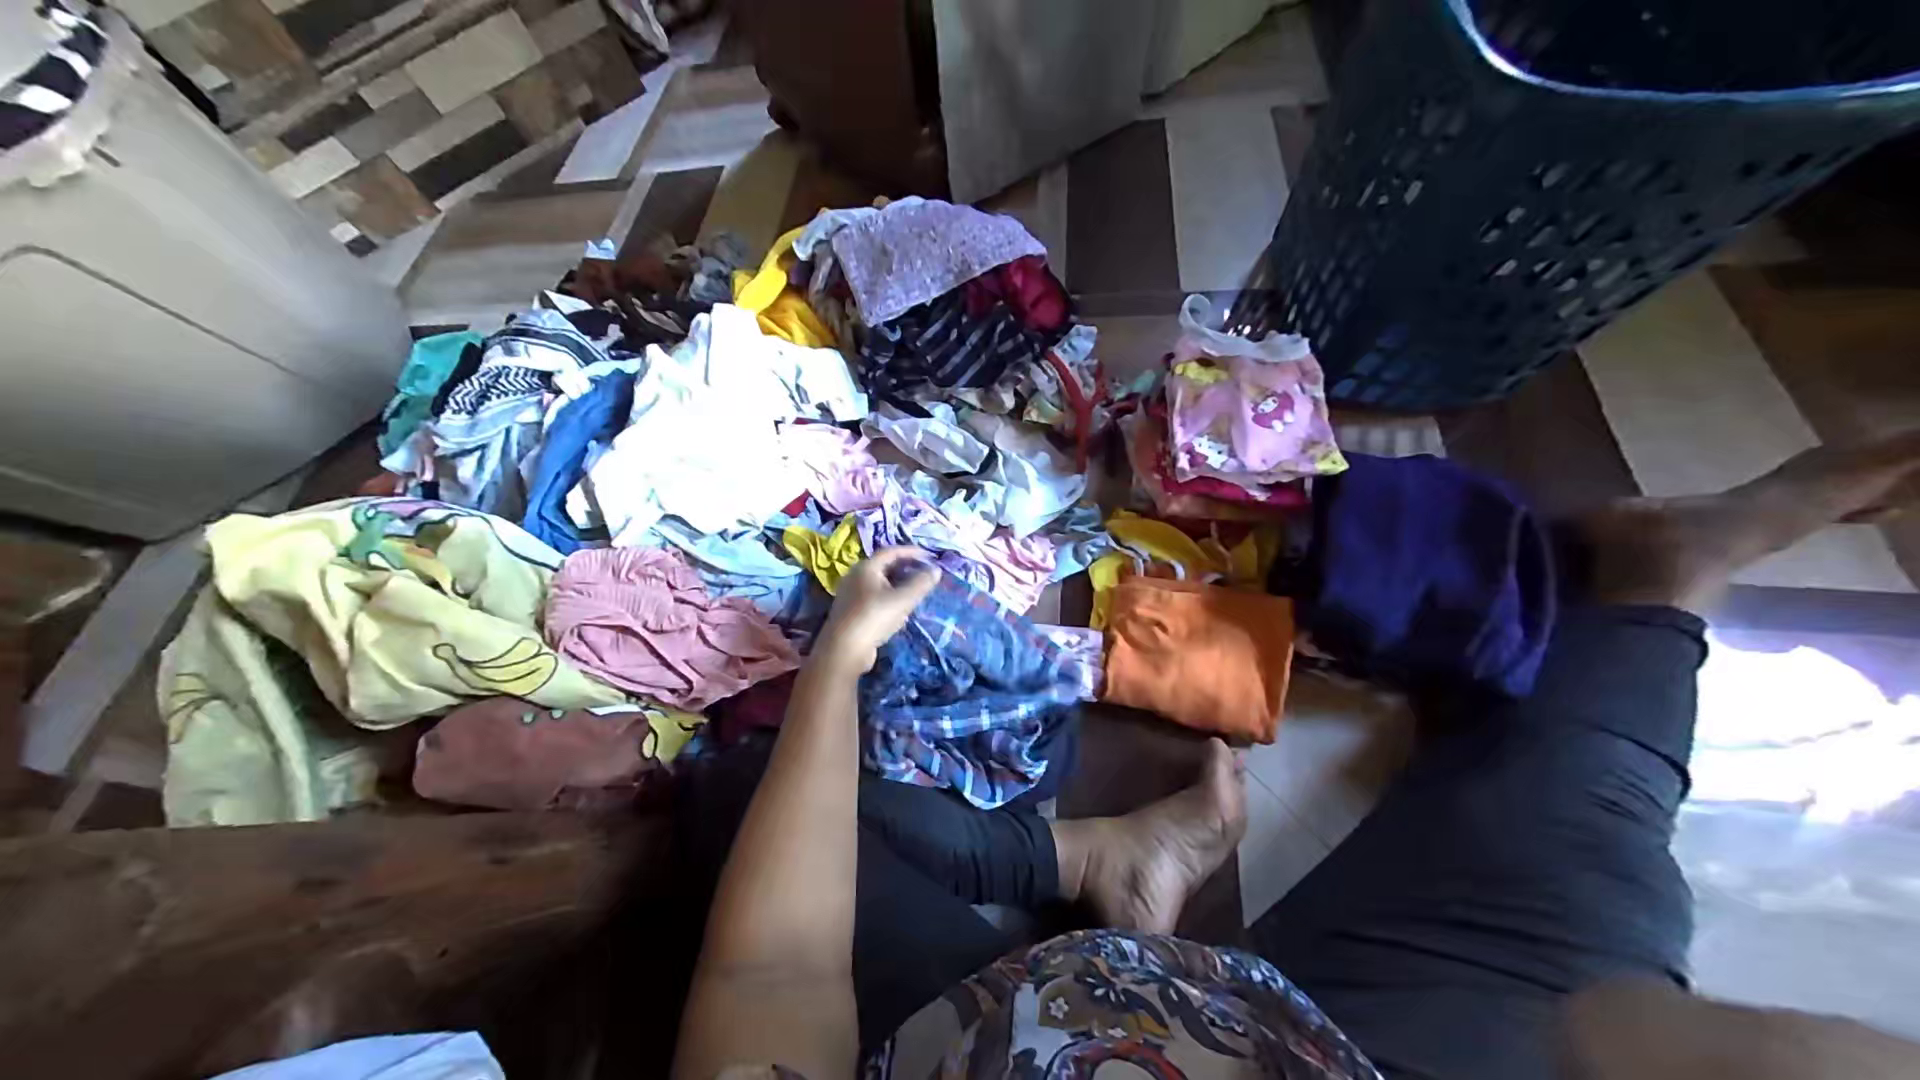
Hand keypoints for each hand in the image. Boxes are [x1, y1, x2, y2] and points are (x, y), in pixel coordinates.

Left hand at [813, 547, 938, 673]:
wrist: (844, 650)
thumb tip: (936, 569)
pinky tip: (900, 613)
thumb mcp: (903, 599)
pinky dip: (890, 600)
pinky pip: (875, 599)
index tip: (929, 556)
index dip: (911, 552)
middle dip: (906, 569)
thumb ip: (921, 583)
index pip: (891, 552)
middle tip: (924, 574)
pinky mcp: (851, 612)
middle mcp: (855, 577)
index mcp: (866, 567)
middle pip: (884, 567)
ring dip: (899, 586)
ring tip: (916, 593)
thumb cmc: (874, 617)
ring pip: (880, 584)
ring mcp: (851, 595)